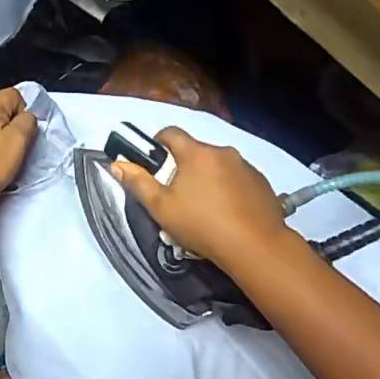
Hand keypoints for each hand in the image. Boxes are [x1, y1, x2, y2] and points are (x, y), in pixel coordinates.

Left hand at [0, 88, 37, 209]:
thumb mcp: (20, 139)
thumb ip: (28, 120)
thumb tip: (27, 116)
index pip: (15, 94)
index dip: (25, 111)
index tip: (25, 132)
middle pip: (2, 106)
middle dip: (13, 122)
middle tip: (17, 143)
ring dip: (1, 133)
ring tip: (4, 152)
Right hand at [109, 127, 289, 266]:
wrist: (254, 246)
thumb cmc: (201, 224)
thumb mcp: (161, 208)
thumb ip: (138, 183)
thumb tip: (117, 164)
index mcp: (196, 153)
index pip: (171, 133)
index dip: (158, 142)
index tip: (154, 161)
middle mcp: (223, 152)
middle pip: (196, 152)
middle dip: (184, 167)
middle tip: (177, 195)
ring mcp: (246, 166)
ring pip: (219, 165)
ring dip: (208, 178)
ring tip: (205, 207)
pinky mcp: (262, 183)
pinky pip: (238, 178)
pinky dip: (230, 189)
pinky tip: (228, 212)